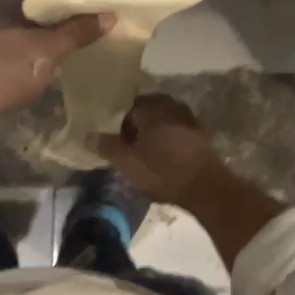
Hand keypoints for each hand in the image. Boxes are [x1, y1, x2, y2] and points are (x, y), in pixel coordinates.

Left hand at [0, 0, 112, 130]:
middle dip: (55, 11)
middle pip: (29, 7)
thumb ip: (77, 32)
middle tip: (87, 6)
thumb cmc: (5, 71)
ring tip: (76, 27)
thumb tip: (110, 15)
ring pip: (21, 28)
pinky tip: (51, 51)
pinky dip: (32, 48)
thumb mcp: (48, 50)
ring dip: (44, 31)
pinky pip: (15, 46)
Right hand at [91, 94, 233, 210]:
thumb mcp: (128, 163)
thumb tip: (87, 135)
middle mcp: (171, 107)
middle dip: (136, 125)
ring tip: (144, 152)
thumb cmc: (162, 172)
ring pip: (162, 118)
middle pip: (146, 110)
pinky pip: (175, 128)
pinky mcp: (199, 133)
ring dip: (152, 131)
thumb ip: (107, 147)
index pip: (128, 107)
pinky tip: (163, 155)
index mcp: (151, 109)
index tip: (116, 142)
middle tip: (128, 146)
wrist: (206, 188)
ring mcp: (188, 118)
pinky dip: (166, 137)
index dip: (119, 124)